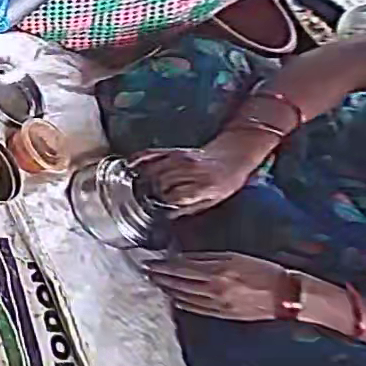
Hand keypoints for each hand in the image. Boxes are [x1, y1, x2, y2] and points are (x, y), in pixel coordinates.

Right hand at [132, 141, 262, 216]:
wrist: (234, 155)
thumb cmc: (225, 179)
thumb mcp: (216, 198)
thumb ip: (191, 207)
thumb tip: (169, 215)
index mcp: (206, 185)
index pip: (175, 196)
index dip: (165, 202)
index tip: (159, 206)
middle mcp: (192, 170)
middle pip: (161, 182)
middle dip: (152, 192)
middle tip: (145, 198)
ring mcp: (181, 158)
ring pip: (152, 170)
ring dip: (143, 179)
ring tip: (139, 186)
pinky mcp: (173, 150)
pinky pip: (149, 154)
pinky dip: (137, 160)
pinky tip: (131, 167)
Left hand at [143, 252, 293, 320]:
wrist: (291, 295)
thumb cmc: (264, 271)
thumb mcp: (233, 257)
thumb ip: (204, 257)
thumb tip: (180, 256)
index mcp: (215, 272)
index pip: (178, 268)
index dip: (161, 266)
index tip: (148, 263)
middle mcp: (213, 289)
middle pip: (177, 283)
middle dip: (159, 277)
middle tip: (146, 273)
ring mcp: (218, 304)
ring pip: (184, 297)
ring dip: (167, 290)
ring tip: (156, 284)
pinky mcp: (225, 314)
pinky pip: (197, 309)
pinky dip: (183, 303)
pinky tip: (175, 299)